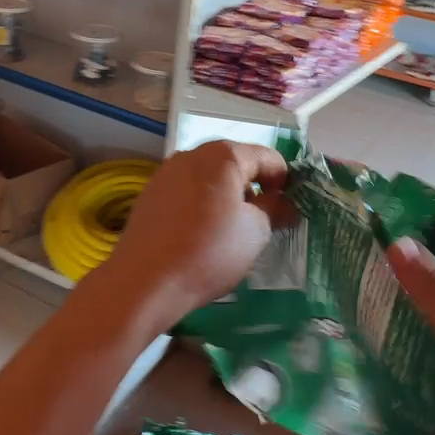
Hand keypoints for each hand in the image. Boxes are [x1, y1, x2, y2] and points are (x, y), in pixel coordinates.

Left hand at [93, 141, 291, 324]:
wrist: (145, 280)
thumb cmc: (209, 251)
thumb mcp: (255, 232)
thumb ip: (274, 209)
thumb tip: (284, 202)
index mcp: (224, 155)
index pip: (266, 157)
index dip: (284, 180)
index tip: (288, 207)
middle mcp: (193, 154)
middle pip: (235, 162)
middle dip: (253, 186)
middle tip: (264, 219)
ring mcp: (167, 172)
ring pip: (209, 177)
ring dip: (226, 195)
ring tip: (232, 229)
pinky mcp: (150, 193)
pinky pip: (186, 191)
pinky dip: (201, 203)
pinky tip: (202, 233)